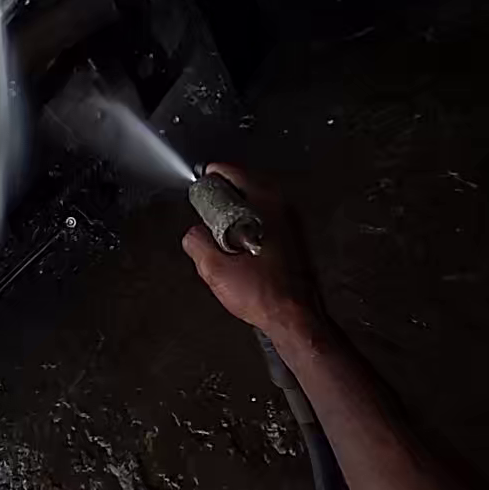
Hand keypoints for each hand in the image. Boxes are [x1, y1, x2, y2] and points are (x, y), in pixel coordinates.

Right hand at [181, 163, 324, 341]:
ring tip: (220, 232)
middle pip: (246, 184)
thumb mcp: (215, 269)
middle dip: (223, 195)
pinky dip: (248, 225)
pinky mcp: (295, 238)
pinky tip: (239, 248)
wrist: (294, 317)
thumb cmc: (265, 294)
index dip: (211, 177)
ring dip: (236, 211)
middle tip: (206, 209)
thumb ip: (197, 242)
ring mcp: (292, 222)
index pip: (233, 172)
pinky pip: (265, 219)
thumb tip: (194, 233)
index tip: (200, 183)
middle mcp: (282, 208)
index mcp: (264, 206)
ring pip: (256, 203)